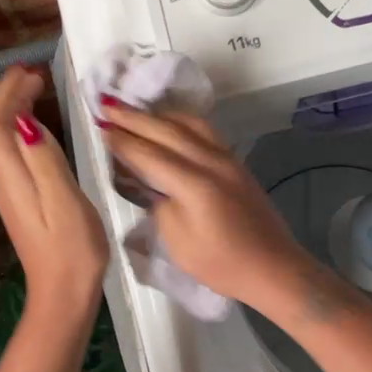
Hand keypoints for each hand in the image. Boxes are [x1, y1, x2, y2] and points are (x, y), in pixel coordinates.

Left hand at [0, 66, 108, 317]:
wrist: (63, 295)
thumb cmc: (72, 251)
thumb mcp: (64, 202)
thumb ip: (45, 160)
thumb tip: (26, 122)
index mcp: (12, 177)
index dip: (6, 93)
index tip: (29, 70)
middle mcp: (4, 181)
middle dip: (8, 95)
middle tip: (35, 73)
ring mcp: (10, 192)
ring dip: (12, 110)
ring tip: (36, 89)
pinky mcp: (21, 200)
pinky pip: (11, 153)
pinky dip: (20, 129)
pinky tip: (38, 126)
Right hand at [98, 102, 322, 315]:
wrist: (272, 267)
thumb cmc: (221, 264)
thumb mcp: (178, 243)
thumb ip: (159, 205)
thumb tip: (147, 181)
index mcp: (194, 185)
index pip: (149, 154)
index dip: (122, 141)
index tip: (99, 127)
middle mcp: (211, 162)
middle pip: (167, 130)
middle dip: (134, 118)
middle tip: (106, 104)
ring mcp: (227, 159)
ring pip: (189, 123)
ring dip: (158, 114)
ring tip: (134, 110)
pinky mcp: (236, 162)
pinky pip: (204, 130)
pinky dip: (181, 121)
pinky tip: (169, 122)